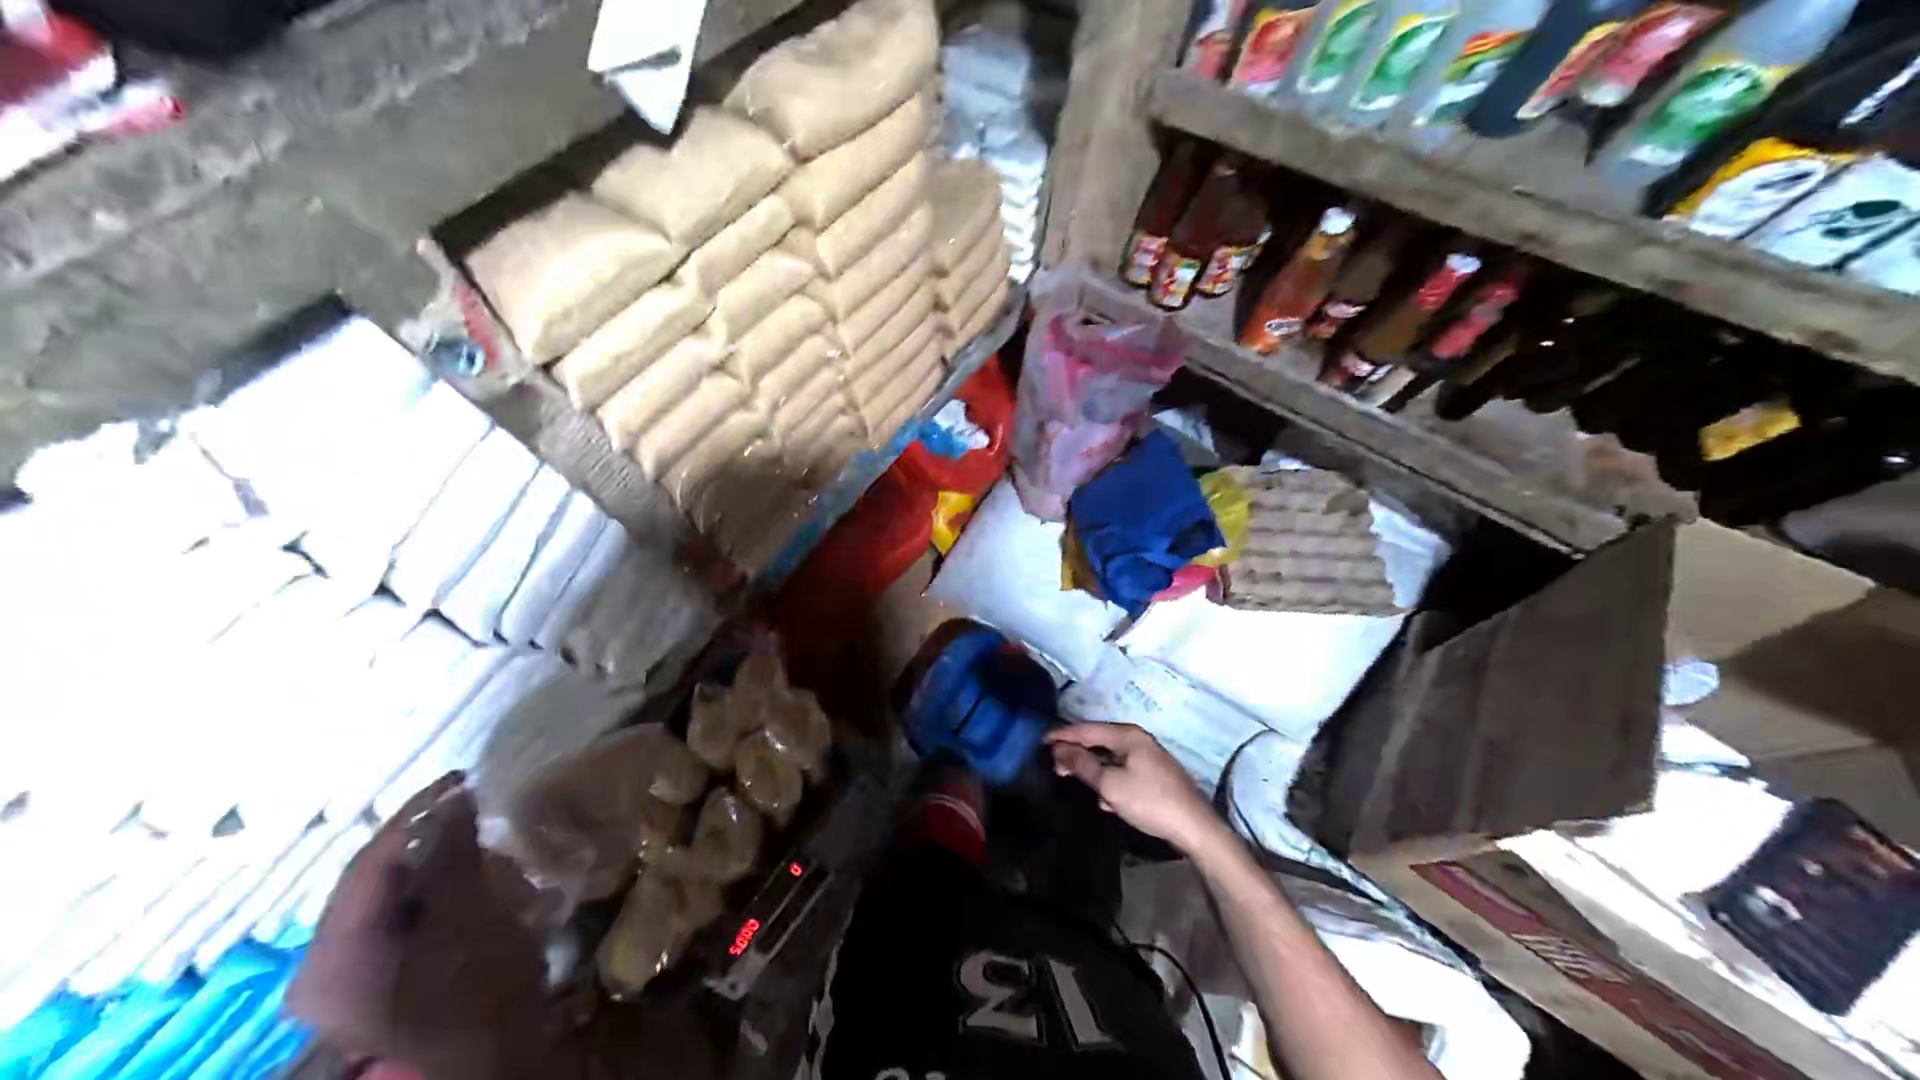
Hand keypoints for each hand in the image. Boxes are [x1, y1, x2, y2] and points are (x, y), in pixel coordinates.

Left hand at [289, 774, 553, 1079]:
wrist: (488, 1073)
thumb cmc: (478, 997)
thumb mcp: (472, 917)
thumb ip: (455, 855)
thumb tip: (456, 798)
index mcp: (333, 956)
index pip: (369, 862)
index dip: (417, 813)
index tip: (463, 779)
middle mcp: (321, 967)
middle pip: (374, 879)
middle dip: (425, 835)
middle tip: (473, 803)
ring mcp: (343, 982)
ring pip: (387, 897)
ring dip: (431, 860)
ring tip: (476, 832)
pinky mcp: (372, 985)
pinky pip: (397, 919)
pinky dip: (431, 889)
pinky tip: (466, 875)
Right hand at [1045, 723, 1226, 854]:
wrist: (1194, 828)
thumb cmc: (1149, 801)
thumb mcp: (1110, 784)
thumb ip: (1082, 765)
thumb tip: (1058, 750)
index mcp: (1127, 735)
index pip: (1087, 729)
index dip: (1062, 735)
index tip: (1041, 741)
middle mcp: (1138, 739)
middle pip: (1098, 740)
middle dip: (1076, 751)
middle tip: (1054, 762)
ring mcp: (1148, 757)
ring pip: (1110, 757)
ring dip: (1091, 767)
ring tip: (1072, 778)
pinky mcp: (1153, 775)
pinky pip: (1122, 770)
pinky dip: (1109, 779)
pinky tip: (1104, 798)